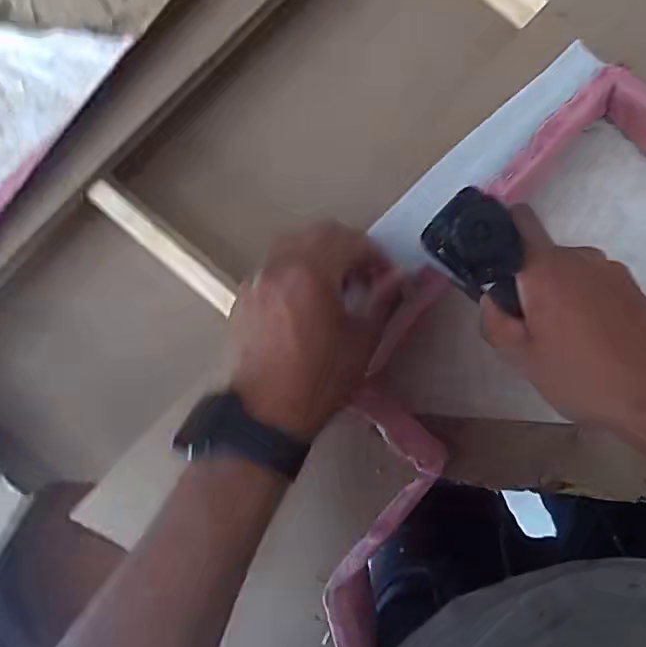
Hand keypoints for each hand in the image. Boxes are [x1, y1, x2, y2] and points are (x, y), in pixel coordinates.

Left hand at [230, 222, 402, 438]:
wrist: (267, 414)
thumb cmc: (319, 380)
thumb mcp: (364, 339)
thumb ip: (383, 300)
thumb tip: (399, 278)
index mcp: (310, 274)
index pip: (351, 241)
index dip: (377, 255)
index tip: (388, 275)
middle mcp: (278, 268)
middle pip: (320, 233)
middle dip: (350, 247)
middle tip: (368, 275)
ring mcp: (257, 281)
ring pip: (294, 245)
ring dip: (323, 255)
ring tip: (340, 286)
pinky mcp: (245, 297)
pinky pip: (276, 266)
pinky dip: (299, 270)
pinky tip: (312, 300)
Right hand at [478, 206, 645, 444]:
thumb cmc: (586, 379)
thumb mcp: (525, 361)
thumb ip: (496, 323)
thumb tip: (493, 299)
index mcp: (548, 268)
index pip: (518, 221)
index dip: (499, 234)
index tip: (494, 271)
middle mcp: (583, 258)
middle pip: (544, 259)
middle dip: (532, 287)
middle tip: (533, 334)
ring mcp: (615, 273)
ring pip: (573, 277)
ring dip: (563, 300)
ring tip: (570, 349)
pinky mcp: (637, 291)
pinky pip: (598, 290)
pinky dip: (590, 309)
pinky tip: (598, 348)